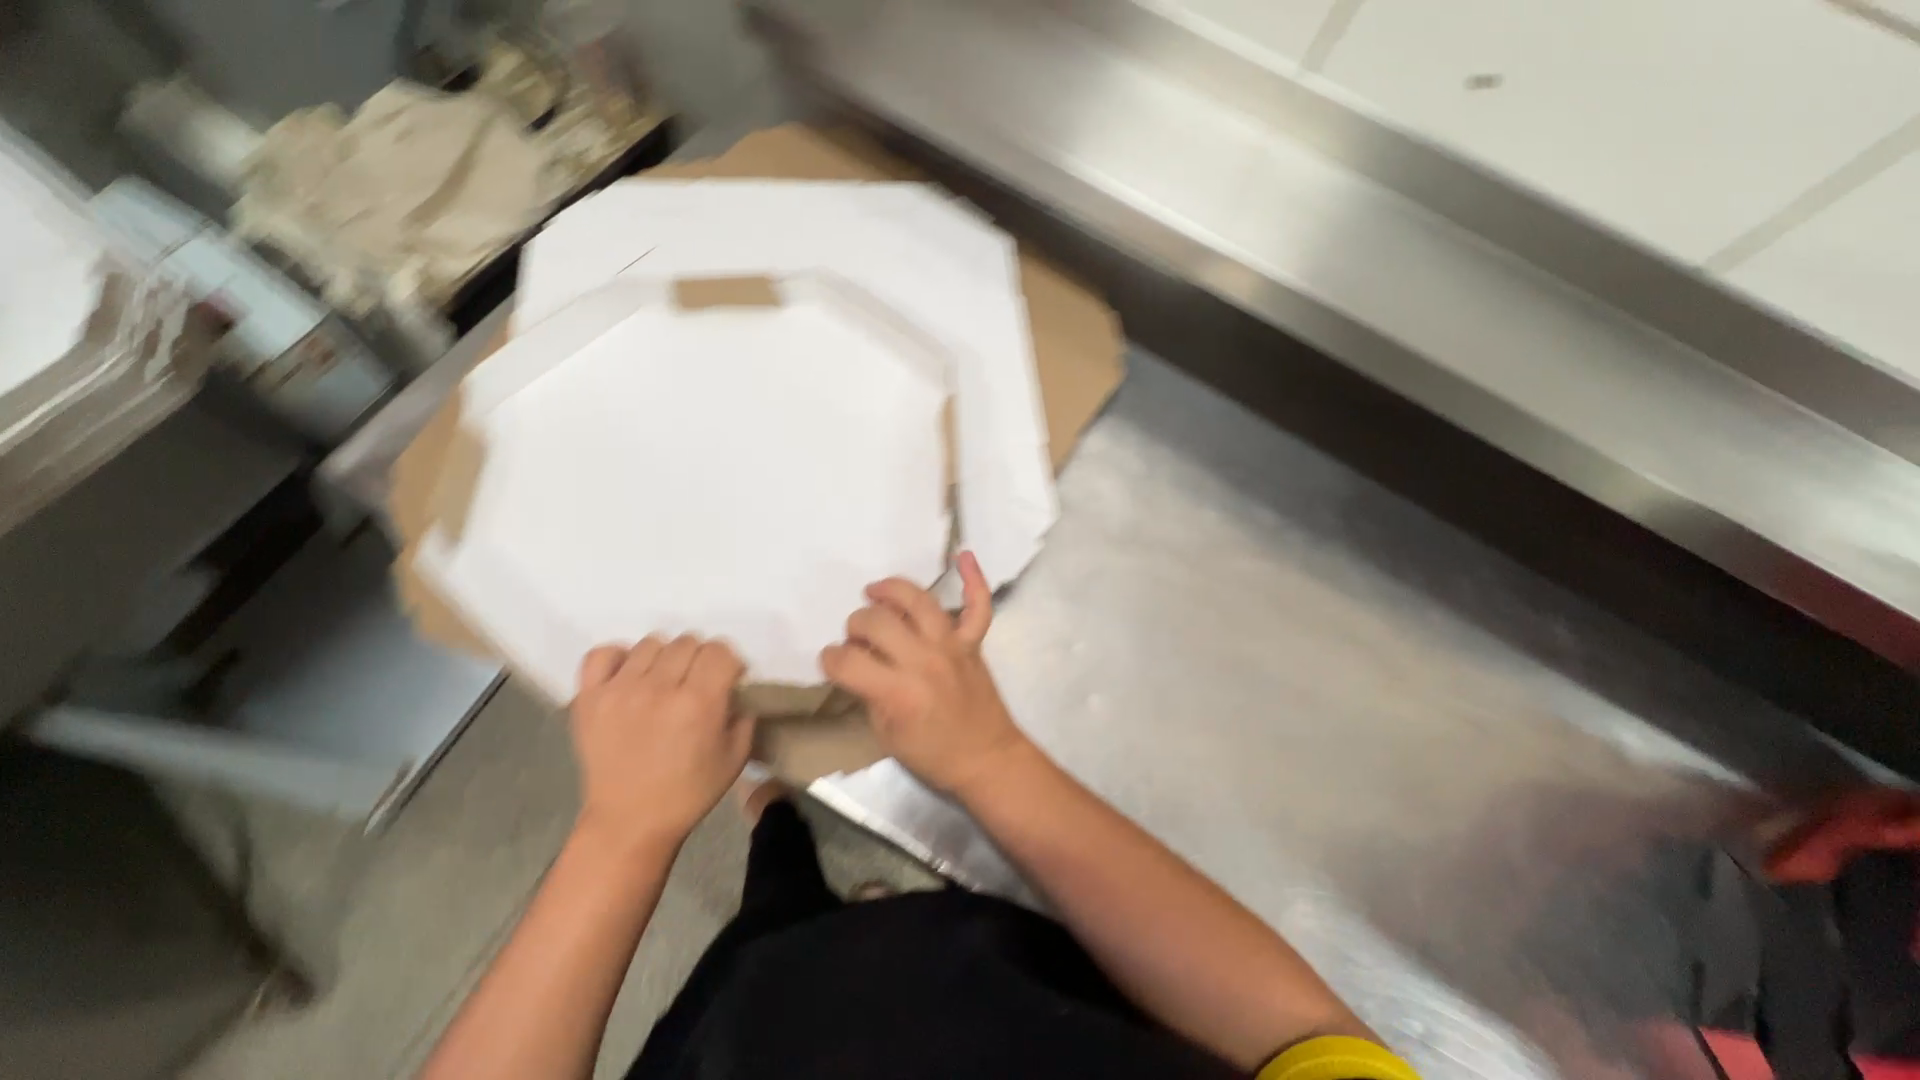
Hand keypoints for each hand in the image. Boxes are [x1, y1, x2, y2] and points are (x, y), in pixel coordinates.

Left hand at [569, 635, 754, 848]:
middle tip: (696, 683)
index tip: (727, 679)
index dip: (729, 662)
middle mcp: (658, 688)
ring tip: (663, 681)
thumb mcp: (735, 758)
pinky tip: (628, 676)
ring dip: (664, 658)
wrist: (629, 822)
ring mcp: (619, 690)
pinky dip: (618, 658)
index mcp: (698, 703)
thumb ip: (743, 716)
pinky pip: (603, 654)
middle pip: (687, 642)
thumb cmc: (688, 793)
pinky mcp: (589, 698)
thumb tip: (735, 688)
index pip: (719, 651)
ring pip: (651, 643)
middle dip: (700, 659)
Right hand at [820, 552, 1031, 795]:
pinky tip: (964, 556)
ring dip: (891, 591)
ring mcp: (951, 647)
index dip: (830, 660)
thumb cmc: (932, 754)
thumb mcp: (885, 733)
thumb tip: (856, 661)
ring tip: (874, 592)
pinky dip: (974, 579)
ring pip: (919, 601)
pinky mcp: (972, 643)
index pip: (847, 661)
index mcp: (897, 692)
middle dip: (856, 626)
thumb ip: (868, 692)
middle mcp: (923, 662)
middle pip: (877, 622)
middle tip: (856, 639)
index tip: (832, 663)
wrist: (986, 758)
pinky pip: (978, 606)